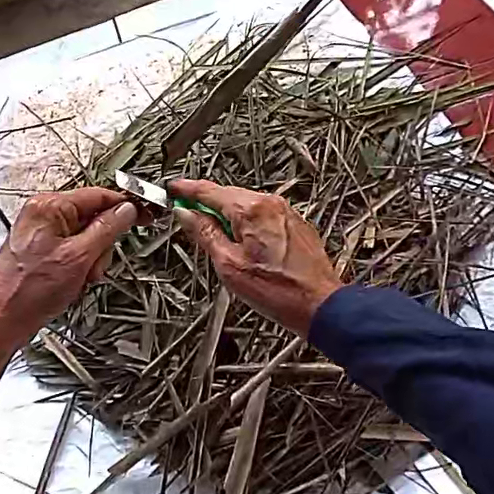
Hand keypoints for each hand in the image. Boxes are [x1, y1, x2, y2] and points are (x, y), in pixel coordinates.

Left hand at [0, 188, 135, 429]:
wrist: (0, 321)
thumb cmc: (26, 292)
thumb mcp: (79, 257)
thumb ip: (107, 229)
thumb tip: (126, 210)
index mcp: (49, 206)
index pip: (98, 195)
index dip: (125, 206)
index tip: (145, 214)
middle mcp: (42, 215)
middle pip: (93, 218)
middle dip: (101, 245)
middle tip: (94, 266)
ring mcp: (41, 234)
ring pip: (86, 238)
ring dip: (91, 261)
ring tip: (79, 278)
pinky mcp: (41, 252)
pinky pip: (73, 252)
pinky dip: (79, 268)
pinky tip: (71, 283)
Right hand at [169, 179, 342, 335]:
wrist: (319, 305)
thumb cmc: (280, 291)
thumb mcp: (228, 265)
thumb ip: (204, 234)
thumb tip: (186, 215)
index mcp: (252, 210)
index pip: (209, 191)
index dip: (187, 189)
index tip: (174, 189)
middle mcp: (271, 204)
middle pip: (227, 195)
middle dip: (206, 204)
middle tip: (187, 214)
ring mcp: (285, 212)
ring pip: (245, 204)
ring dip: (226, 214)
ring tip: (215, 237)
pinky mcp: (294, 223)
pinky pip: (262, 214)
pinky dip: (246, 221)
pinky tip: (242, 241)